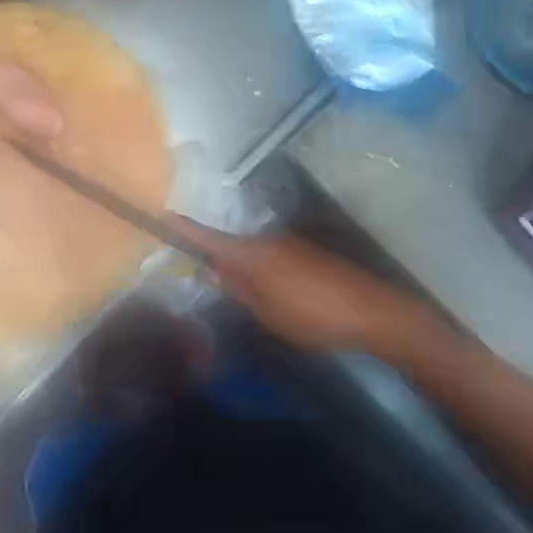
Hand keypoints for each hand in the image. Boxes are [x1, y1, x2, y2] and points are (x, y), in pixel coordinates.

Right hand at [169, 219, 448, 357]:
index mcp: (253, 253)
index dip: (184, 229)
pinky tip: (270, 295)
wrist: (372, 312)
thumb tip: (213, 270)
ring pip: (254, 253)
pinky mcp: (308, 254)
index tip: (160, 216)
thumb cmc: (314, 316)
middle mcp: (269, 240)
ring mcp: (291, 244)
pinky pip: (273, 258)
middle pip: (231, 245)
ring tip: (241, 298)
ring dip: (242, 269)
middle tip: (204, 282)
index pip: (209, 237)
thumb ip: (238, 289)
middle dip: (217, 260)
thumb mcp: (268, 312)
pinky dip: (263, 271)